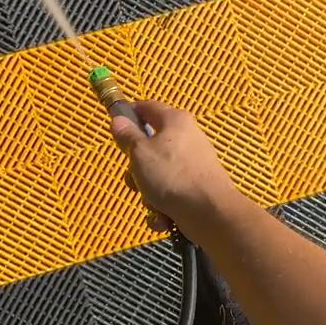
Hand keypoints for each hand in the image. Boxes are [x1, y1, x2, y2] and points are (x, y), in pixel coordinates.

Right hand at [110, 100, 247, 239]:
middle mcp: (186, 138)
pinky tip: (164, 217)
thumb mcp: (140, 153)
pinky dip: (163, 206)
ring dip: (149, 192)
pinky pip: (170, 192)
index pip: (147, 107)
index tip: (115, 126)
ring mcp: (193, 164)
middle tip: (135, 177)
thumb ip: (127, 136)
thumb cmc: (171, 175)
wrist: (210, 213)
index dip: (129, 114)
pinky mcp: (196, 187)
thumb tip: (118, 120)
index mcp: (175, 121)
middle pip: (150, 146)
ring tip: (152, 203)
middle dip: (137, 168)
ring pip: (158, 173)